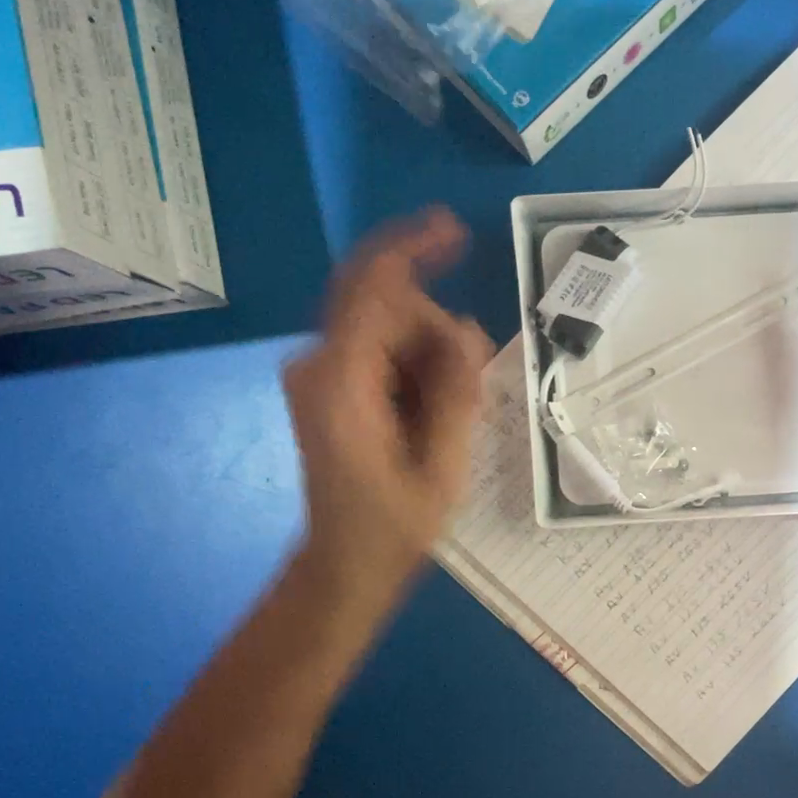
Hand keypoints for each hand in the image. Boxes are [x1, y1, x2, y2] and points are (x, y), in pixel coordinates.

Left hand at [284, 208, 492, 584]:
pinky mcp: (332, 386)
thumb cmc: (392, 528)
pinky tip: (435, 413)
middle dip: (440, 333)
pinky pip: (384, 353)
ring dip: (433, 358)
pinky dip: (418, 370)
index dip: (411, 250)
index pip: (370, 290)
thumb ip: (453, 393)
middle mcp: (320, 365)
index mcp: (341, 382)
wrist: (344, 566)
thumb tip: (464, 329)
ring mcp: (322, 374)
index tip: (456, 231)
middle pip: (389, 309)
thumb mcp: (440, 467)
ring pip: (391, 331)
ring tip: (454, 417)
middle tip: (476, 386)